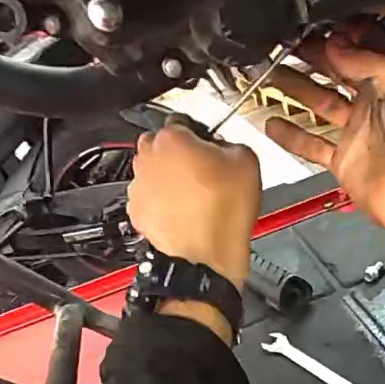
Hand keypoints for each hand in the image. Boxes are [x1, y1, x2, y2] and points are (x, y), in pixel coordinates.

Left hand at [126, 115, 260, 341]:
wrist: (205, 259)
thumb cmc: (222, 214)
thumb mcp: (247, 162)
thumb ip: (232, 144)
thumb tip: (227, 148)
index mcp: (171, 138)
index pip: (185, 124)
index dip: (203, 137)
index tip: (213, 150)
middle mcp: (147, 159)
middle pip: (165, 148)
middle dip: (182, 157)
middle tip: (206, 174)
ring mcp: (139, 187)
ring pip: (156, 174)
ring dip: (172, 181)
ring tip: (198, 199)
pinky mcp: (138, 213)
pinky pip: (152, 199)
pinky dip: (165, 204)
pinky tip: (187, 214)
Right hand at [260, 22, 384, 334]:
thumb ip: (374, 60)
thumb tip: (338, 43)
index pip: (365, 45)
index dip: (340, 32)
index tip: (313, 20)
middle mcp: (378, 101)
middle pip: (337, 70)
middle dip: (311, 53)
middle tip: (281, 38)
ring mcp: (359, 132)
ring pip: (317, 101)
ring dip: (293, 86)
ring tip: (266, 68)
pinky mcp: (345, 161)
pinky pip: (311, 144)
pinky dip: (291, 134)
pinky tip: (270, 120)